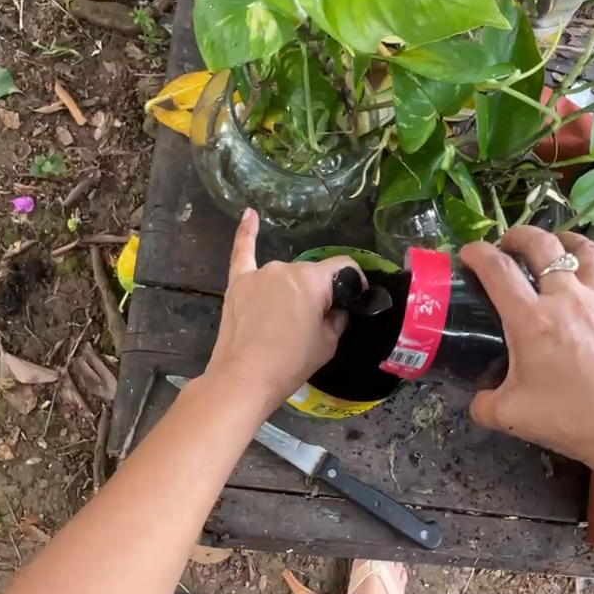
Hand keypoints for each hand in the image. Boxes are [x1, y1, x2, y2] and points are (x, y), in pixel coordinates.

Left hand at [203, 209, 352, 408]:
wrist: (245, 379)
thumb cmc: (291, 363)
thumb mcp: (328, 344)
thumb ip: (337, 319)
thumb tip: (337, 310)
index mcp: (313, 280)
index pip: (344, 268)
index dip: (354, 283)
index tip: (356, 300)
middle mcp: (287, 267)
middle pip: (312, 274)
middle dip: (319, 293)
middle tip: (316, 322)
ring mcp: (260, 273)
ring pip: (285, 275)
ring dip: (292, 289)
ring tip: (288, 319)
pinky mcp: (238, 283)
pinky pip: (243, 252)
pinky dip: (247, 232)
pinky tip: (250, 214)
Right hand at [461, 227, 593, 480]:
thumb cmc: (567, 420)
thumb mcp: (507, 417)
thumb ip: (482, 401)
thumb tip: (479, 395)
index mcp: (532, 320)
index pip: (498, 270)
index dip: (478, 253)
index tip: (468, 252)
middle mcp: (567, 300)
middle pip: (543, 244)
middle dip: (519, 234)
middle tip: (508, 243)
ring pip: (586, 251)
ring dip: (565, 242)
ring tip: (554, 247)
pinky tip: (589, 293)